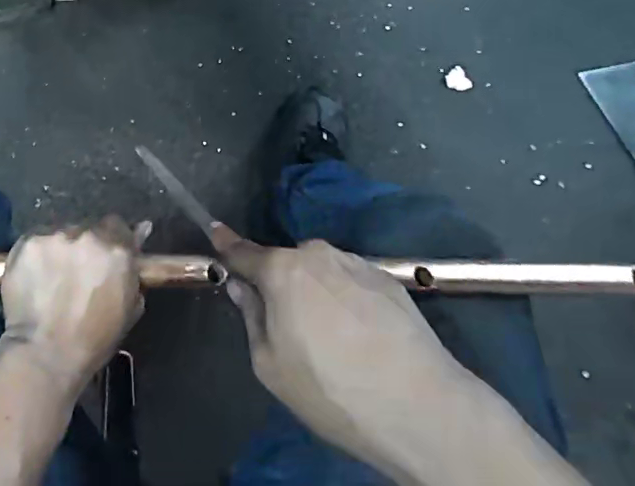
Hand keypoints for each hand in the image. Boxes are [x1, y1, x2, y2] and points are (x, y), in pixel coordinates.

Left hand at [0, 216, 149, 390]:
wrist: (44, 355)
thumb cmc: (93, 340)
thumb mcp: (128, 307)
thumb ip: (134, 269)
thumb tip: (142, 230)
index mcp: (117, 249)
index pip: (117, 225)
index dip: (111, 241)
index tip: (103, 258)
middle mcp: (88, 235)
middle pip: (88, 229)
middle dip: (85, 246)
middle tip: (77, 273)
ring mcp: (56, 236)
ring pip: (62, 234)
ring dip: (61, 249)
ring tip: (53, 277)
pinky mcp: (28, 243)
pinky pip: (37, 240)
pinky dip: (37, 255)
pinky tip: (34, 277)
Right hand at [219, 237, 475, 478]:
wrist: (419, 404)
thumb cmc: (331, 388)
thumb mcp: (271, 365)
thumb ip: (250, 317)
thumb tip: (242, 287)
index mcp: (282, 271)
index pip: (245, 252)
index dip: (227, 244)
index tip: (215, 229)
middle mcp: (317, 254)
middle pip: (287, 264)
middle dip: (282, 285)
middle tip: (292, 330)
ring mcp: (356, 262)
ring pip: (322, 272)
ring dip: (318, 294)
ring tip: (335, 341)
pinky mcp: (387, 278)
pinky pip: (351, 282)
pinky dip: (347, 301)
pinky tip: (362, 339)